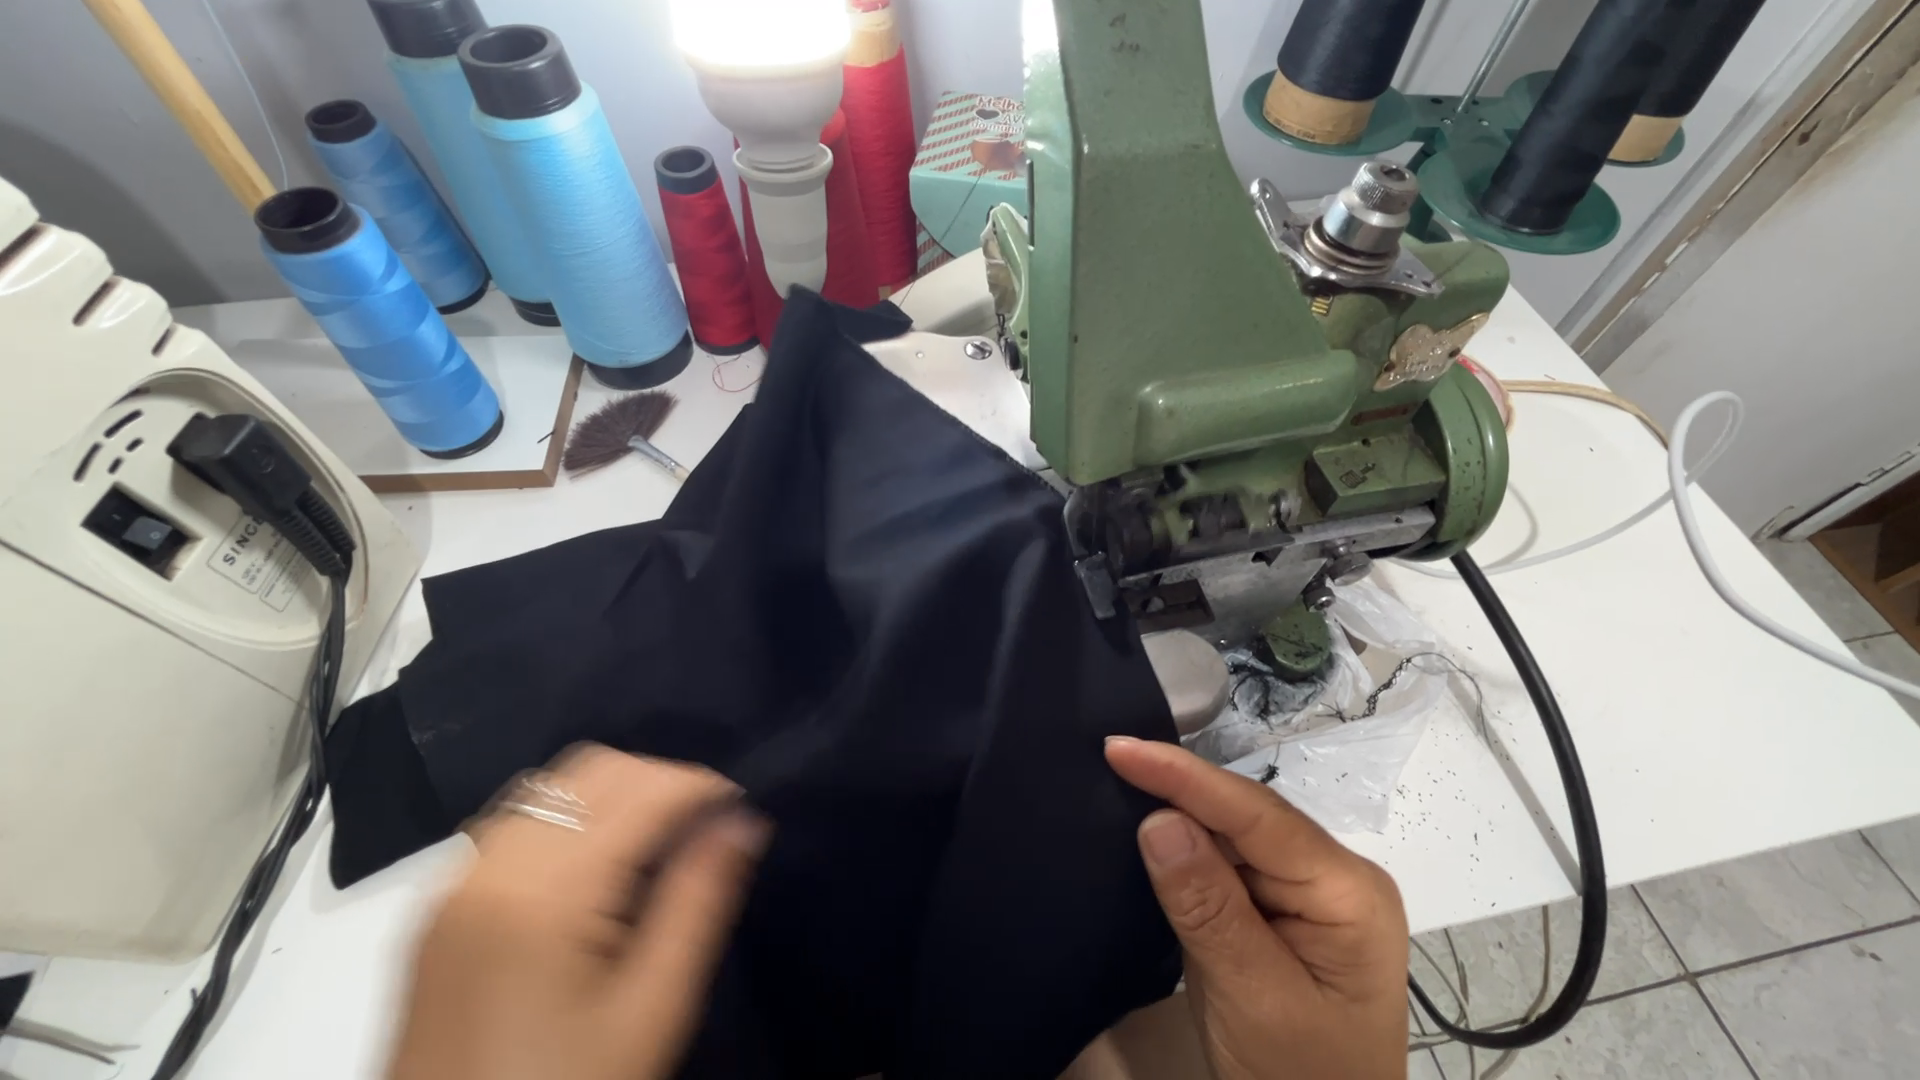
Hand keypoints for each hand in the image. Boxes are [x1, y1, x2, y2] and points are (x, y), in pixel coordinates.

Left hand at [386, 746, 768, 1079]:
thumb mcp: (653, 1008)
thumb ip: (699, 900)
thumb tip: (743, 821)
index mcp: (548, 893)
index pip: (642, 792)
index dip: (701, 785)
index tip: (741, 806)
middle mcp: (492, 866)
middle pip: (593, 769)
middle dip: (660, 780)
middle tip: (704, 825)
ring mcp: (456, 882)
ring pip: (551, 784)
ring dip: (615, 792)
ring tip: (657, 841)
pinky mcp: (440, 904)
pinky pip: (515, 818)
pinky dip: (568, 814)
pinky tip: (596, 862)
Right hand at [1105, 737, 1408, 1079]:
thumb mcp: (1252, 999)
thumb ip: (1207, 907)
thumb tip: (1156, 820)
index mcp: (1347, 892)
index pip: (1257, 815)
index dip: (1185, 776)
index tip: (1121, 749)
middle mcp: (1331, 878)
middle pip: (1244, 816)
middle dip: (1178, 787)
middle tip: (1109, 756)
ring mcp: (1303, 894)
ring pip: (1229, 834)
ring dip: (1176, 814)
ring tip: (1118, 779)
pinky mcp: (1272, 911)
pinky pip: (1222, 863)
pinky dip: (1182, 849)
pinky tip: (1148, 831)